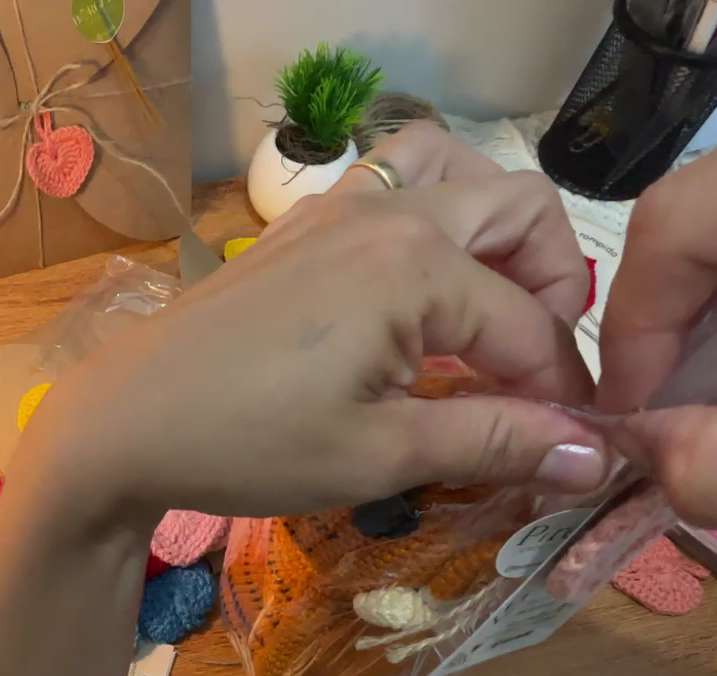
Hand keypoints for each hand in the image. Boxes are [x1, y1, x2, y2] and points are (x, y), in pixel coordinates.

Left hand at [16, 136, 604, 522]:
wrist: (122, 424)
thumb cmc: (246, 446)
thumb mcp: (377, 455)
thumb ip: (491, 441)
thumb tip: (594, 453)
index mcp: (417, 263)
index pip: (529, 322)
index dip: (560, 390)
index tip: (568, 443)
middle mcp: (383, 213)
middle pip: (514, 212)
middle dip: (547, 285)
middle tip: (527, 366)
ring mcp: (328, 211)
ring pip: (448, 179)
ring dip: (487, 235)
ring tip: (475, 313)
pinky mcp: (288, 231)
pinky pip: (382, 195)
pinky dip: (420, 231)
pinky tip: (397, 299)